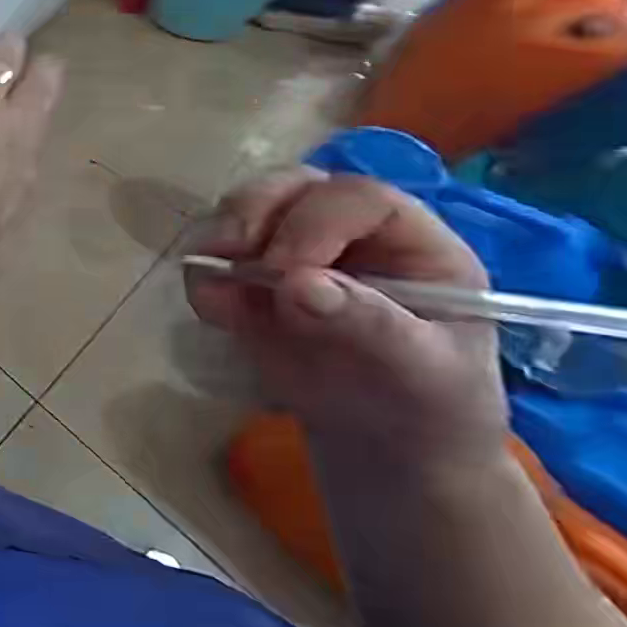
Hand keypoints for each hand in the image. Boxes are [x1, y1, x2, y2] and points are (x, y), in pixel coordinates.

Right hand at [185, 169, 506, 471]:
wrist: (378, 439)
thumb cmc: (423, 402)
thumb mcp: (420, 373)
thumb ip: (369, 325)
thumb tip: (297, 283)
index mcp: (411, 242)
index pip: (359, 198)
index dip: (316, 221)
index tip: (286, 271)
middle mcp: (347, 233)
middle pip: (290, 187)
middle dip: (251, 211)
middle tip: (231, 251)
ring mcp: (291, 250)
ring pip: (242, 210)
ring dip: (217, 241)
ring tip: (220, 293)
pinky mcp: (247, 277)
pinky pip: (210, 257)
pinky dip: (202, 278)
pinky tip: (218, 315)